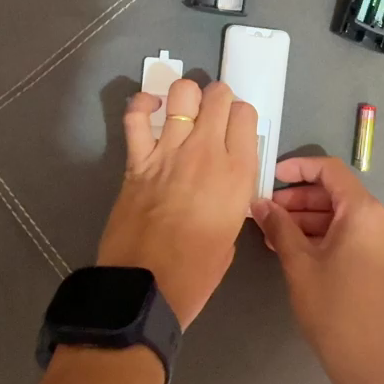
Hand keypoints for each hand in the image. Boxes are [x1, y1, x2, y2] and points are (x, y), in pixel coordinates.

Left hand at [96, 78, 258, 326]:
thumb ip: (230, 198)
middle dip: (217, 98)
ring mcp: (169, 151)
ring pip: (182, 94)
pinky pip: (137, 117)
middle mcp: (207, 152)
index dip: (240, 117)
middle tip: (211, 114)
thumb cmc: (196, 272)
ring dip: (186, 96)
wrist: (147, 289)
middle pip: (217, 96)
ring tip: (184, 110)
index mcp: (238, 173)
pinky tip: (150, 108)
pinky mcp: (137, 159)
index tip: (234, 129)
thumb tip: (219, 184)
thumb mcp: (231, 233)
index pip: (246, 115)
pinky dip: (142, 104)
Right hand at [251, 156, 383, 383]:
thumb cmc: (334, 310)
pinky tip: (295, 250)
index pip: (330, 170)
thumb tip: (259, 203)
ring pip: (342, 217)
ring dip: (308, 220)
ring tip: (273, 233)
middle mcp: (382, 221)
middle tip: (266, 211)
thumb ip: (279, 226)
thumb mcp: (299, 264)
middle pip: (336, 194)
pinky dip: (324, 236)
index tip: (270, 177)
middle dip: (299, 199)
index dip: (298, 169)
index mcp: (365, 212)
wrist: (373, 368)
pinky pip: (352, 236)